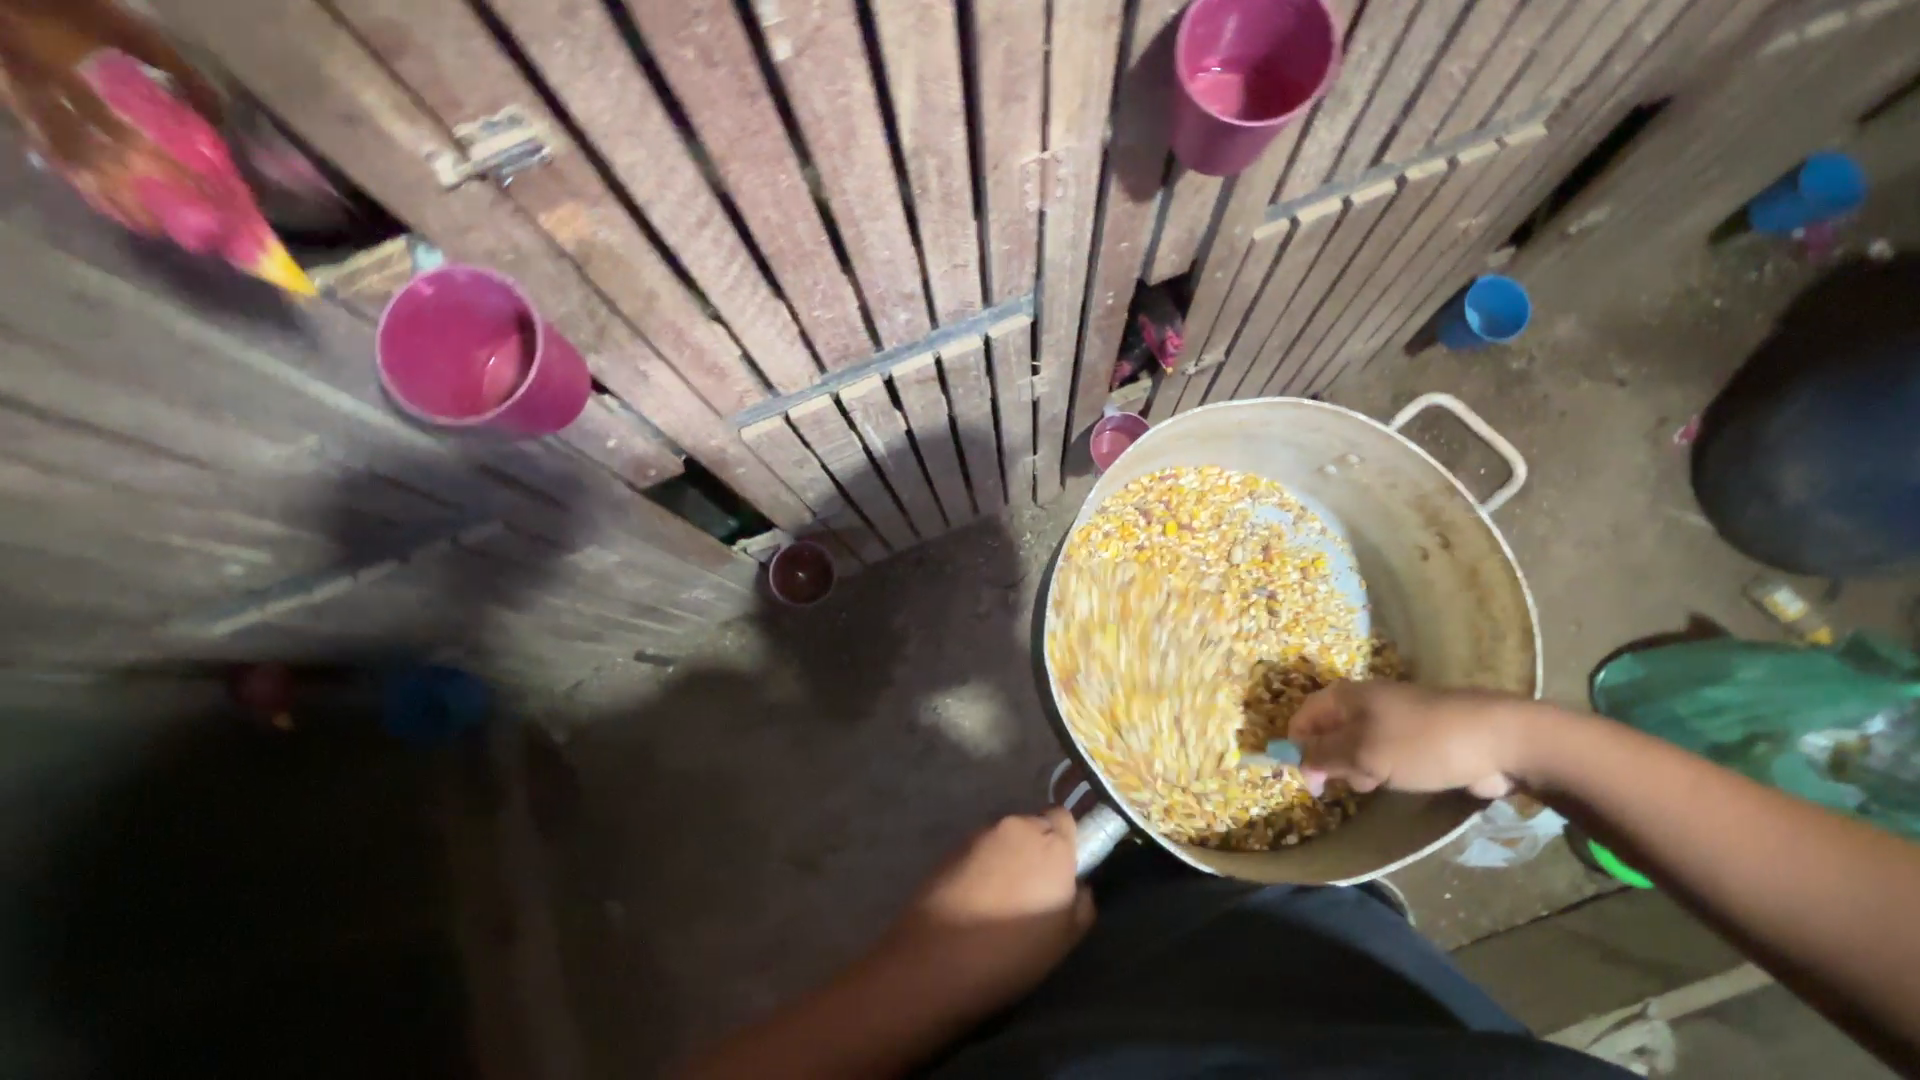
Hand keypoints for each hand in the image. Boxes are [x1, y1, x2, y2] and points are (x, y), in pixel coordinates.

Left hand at [878, 809, 1094, 1010]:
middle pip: (1033, 826)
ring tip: (1000, 900)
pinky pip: (977, 851)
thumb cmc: (1012, 951)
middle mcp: (1015, 827)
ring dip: (1007, 858)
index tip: (1063, 871)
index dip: (1066, 841)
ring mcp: (978, 835)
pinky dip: (981, 867)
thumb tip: (1078, 885)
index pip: (1065, 818)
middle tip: (1032, 890)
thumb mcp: (1066, 938)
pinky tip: (975, 901)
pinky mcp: (949, 849)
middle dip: (1036, 850)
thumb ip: (1082, 902)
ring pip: (1004, 839)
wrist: (936, 960)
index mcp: (1051, 842)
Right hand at [1289, 681, 1530, 798]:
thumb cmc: (1421, 743)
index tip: (1311, 782)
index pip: (1301, 720)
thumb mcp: (1363, 752)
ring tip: (1382, 783)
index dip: (1297, 749)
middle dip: (1333, 763)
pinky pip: (1385, 756)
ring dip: (1362, 771)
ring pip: (1357, 749)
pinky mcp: (1417, 738)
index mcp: (1345, 697)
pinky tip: (1403, 782)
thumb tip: (1295, 760)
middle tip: (1356, 781)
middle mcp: (1363, 703)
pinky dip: (1386, 771)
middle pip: (1327, 735)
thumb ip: (1322, 756)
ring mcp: (1392, 719)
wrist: (1499, 740)